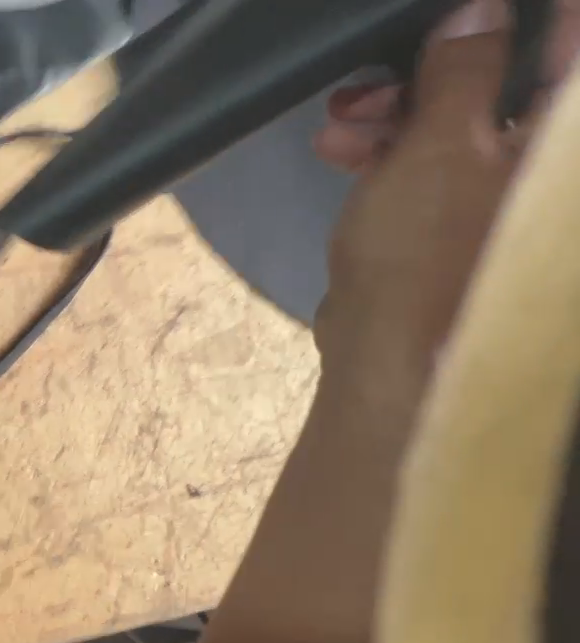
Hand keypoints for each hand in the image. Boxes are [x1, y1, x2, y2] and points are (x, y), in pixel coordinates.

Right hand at [312, 0, 579, 413]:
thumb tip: (475, 12)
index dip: (511, 19)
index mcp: (568, 131)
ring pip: (467, 116)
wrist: (392, 351)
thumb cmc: (425, 252)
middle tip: (375, 79)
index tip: (455, 17)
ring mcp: (512, 184)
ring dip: (400, 110)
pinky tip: (344, 149)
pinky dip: (392, 148)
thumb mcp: (436, 148)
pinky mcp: (464, 213)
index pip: (566, 37)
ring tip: (342, 124)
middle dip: (437, 68)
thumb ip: (460, 74)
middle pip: (514, 75)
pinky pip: (438, 157)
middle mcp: (552, 155)